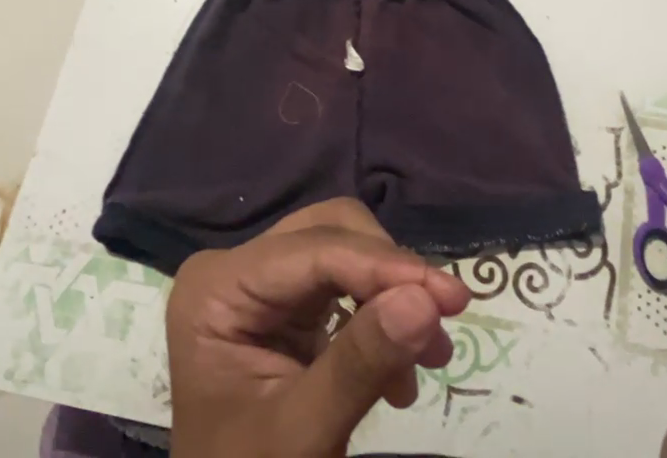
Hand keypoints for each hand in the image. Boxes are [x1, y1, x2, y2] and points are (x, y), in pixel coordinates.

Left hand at [165, 198, 472, 457]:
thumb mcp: (300, 433)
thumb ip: (358, 366)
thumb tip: (424, 301)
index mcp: (216, 288)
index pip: (313, 251)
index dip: (384, 266)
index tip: (450, 297)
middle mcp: (235, 270)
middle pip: (331, 233)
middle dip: (389, 273)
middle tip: (438, 322)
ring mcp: (260, 285)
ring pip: (346, 251)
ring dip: (392, 295)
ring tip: (428, 357)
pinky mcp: (286, 306)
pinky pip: (347, 285)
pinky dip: (381, 316)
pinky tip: (400, 372)